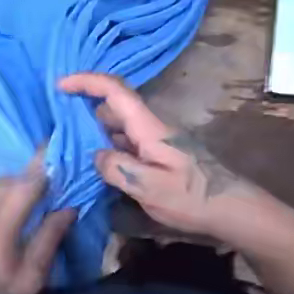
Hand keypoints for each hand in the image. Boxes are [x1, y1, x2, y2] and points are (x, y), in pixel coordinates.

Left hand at [0, 165, 74, 293]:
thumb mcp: (31, 275)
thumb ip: (50, 236)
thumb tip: (69, 207)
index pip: (27, 181)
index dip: (45, 167)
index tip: (59, 157)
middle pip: (7, 182)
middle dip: (28, 181)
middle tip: (45, 192)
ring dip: (7, 193)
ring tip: (20, 211)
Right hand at [59, 72, 259, 235]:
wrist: (235, 211)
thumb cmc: (194, 198)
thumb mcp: (150, 187)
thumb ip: (117, 168)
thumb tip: (96, 155)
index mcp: (148, 127)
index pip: (114, 90)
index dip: (86, 81)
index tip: (60, 85)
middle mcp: (150, 128)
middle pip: (112, 108)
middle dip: (83, 113)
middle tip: (58, 132)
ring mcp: (155, 142)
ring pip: (117, 128)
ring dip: (94, 135)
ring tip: (70, 153)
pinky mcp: (158, 157)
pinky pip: (126, 144)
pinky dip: (107, 149)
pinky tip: (97, 169)